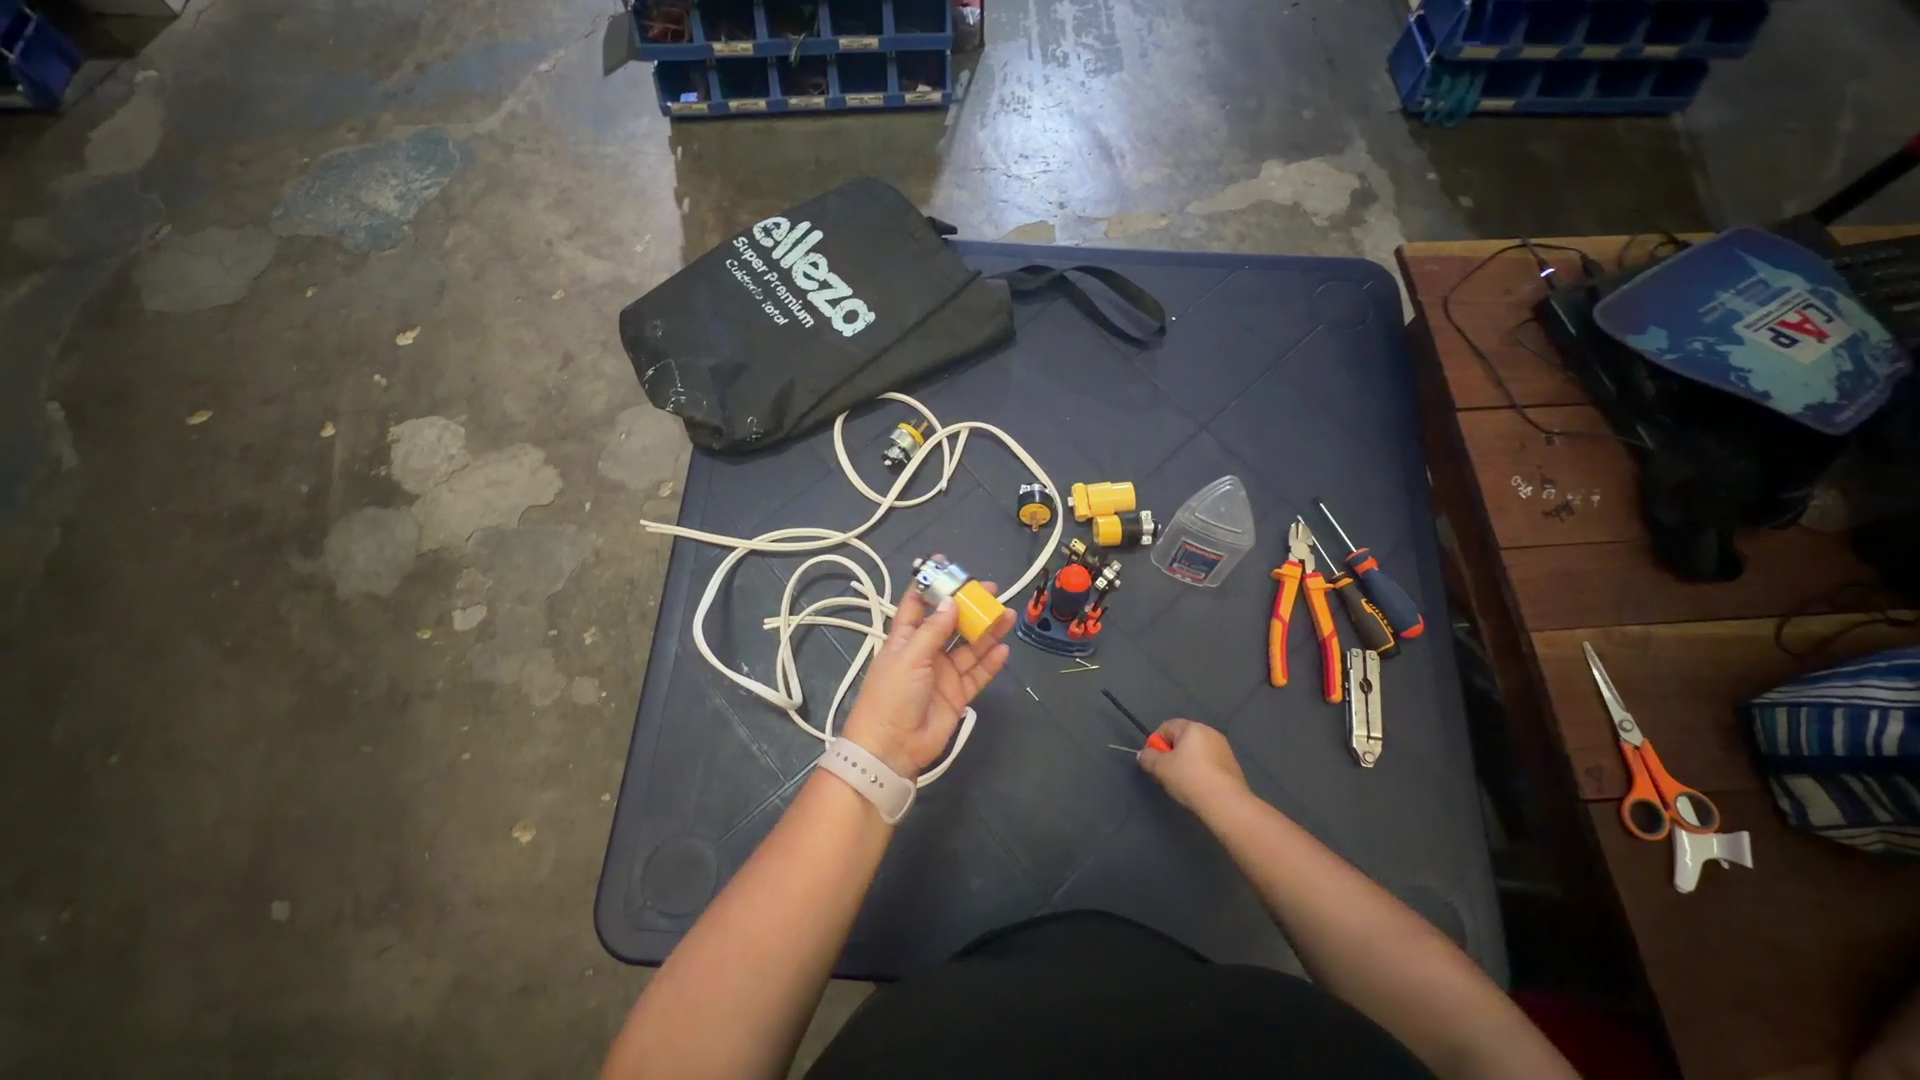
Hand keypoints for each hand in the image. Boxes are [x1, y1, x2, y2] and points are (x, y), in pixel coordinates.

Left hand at [841, 579, 1014, 780]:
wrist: (892, 747)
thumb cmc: (892, 696)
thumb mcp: (909, 657)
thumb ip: (934, 630)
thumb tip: (952, 601)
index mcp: (904, 639)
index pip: (918, 605)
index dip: (932, 586)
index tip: (948, 566)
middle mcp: (925, 652)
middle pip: (950, 623)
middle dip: (969, 607)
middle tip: (992, 591)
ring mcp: (942, 674)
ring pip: (969, 647)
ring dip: (986, 632)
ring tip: (1007, 615)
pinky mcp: (957, 695)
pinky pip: (977, 674)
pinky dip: (990, 662)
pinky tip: (1003, 648)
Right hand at [1136, 718, 1248, 813]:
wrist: (1225, 802)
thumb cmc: (1189, 778)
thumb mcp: (1160, 768)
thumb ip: (1148, 758)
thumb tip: (1144, 754)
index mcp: (1192, 728)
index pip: (1167, 726)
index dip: (1156, 742)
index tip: (1153, 760)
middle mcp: (1210, 732)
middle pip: (1183, 738)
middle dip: (1171, 753)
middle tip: (1165, 772)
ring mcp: (1224, 749)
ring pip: (1197, 752)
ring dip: (1186, 762)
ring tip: (1182, 782)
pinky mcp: (1232, 765)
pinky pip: (1209, 762)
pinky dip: (1200, 770)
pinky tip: (1198, 787)